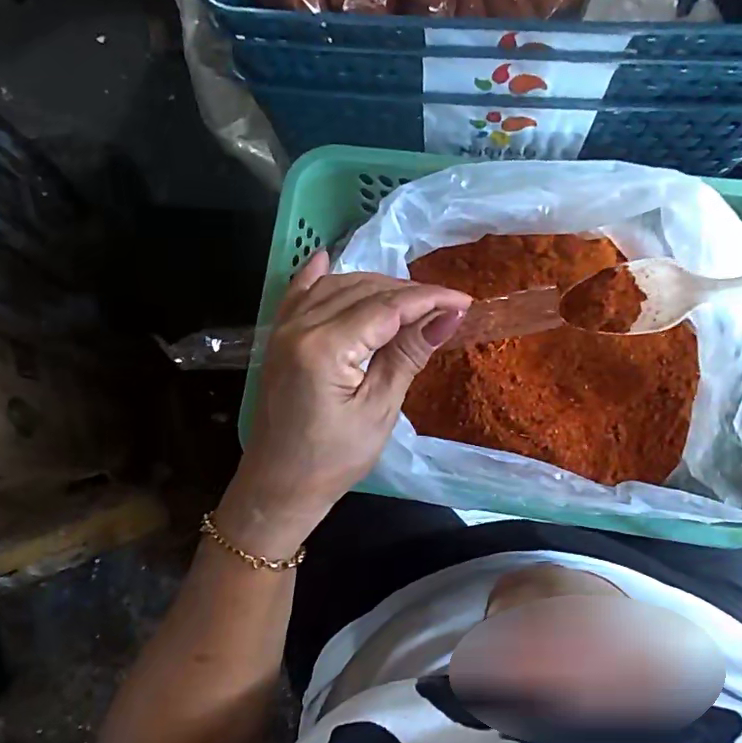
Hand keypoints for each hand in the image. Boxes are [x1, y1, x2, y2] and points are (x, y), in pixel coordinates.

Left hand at [217, 250, 470, 554]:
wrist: (279, 484)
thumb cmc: (333, 459)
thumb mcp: (379, 410)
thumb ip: (408, 354)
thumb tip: (448, 315)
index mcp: (326, 347)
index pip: (387, 307)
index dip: (428, 299)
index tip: (463, 301)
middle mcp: (300, 327)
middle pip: (363, 290)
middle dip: (406, 293)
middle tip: (443, 308)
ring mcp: (284, 329)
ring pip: (335, 286)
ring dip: (374, 286)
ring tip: (410, 301)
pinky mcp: (278, 338)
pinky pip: (298, 295)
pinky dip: (317, 277)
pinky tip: (327, 258)